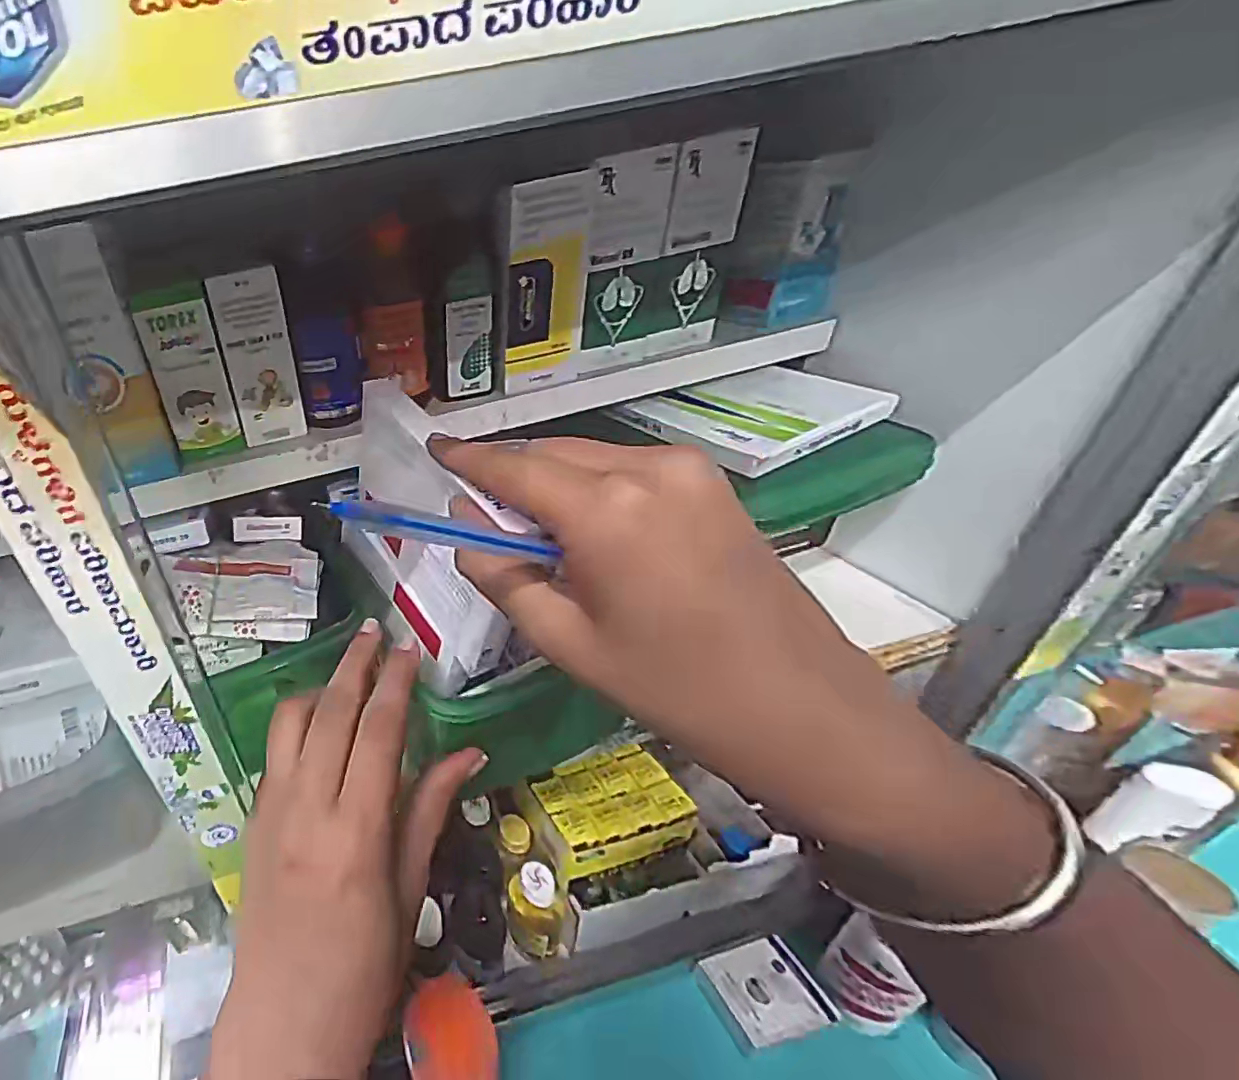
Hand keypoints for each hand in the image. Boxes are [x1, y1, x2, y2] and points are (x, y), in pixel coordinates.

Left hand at [208, 620, 485, 1079]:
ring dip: (320, 688)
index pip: (377, 733)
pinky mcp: (252, 817)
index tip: (409, 651)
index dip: (395, 684)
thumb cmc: (361, 969)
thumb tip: (466, 755)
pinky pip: (276, 752)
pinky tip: (320, 727)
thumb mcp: (408, 893)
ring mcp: (271, 808)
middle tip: (375, 632)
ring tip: (347, 676)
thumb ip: (429, 813)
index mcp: (355, 829)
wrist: (284, 1019)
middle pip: (331, 711)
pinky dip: (299, 724)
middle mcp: (306, 806)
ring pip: (290, 721)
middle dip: (355, 664)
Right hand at [431, 436, 1053, 918]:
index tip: (434, 448)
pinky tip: (583, 527)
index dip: (467, 458)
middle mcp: (647, 469)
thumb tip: (467, 531)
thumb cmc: (672, 686)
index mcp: (605, 510)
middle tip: (476, 508)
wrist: (805, 710)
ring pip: (590, 458)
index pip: (514, 468)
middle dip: (508, 474)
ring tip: (527, 526)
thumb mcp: (567, 642)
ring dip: (549, 482)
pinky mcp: (712, 486)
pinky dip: (590, 487)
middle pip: (552, 454)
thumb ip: (504, 576)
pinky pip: (628, 469)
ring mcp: (688, 472)